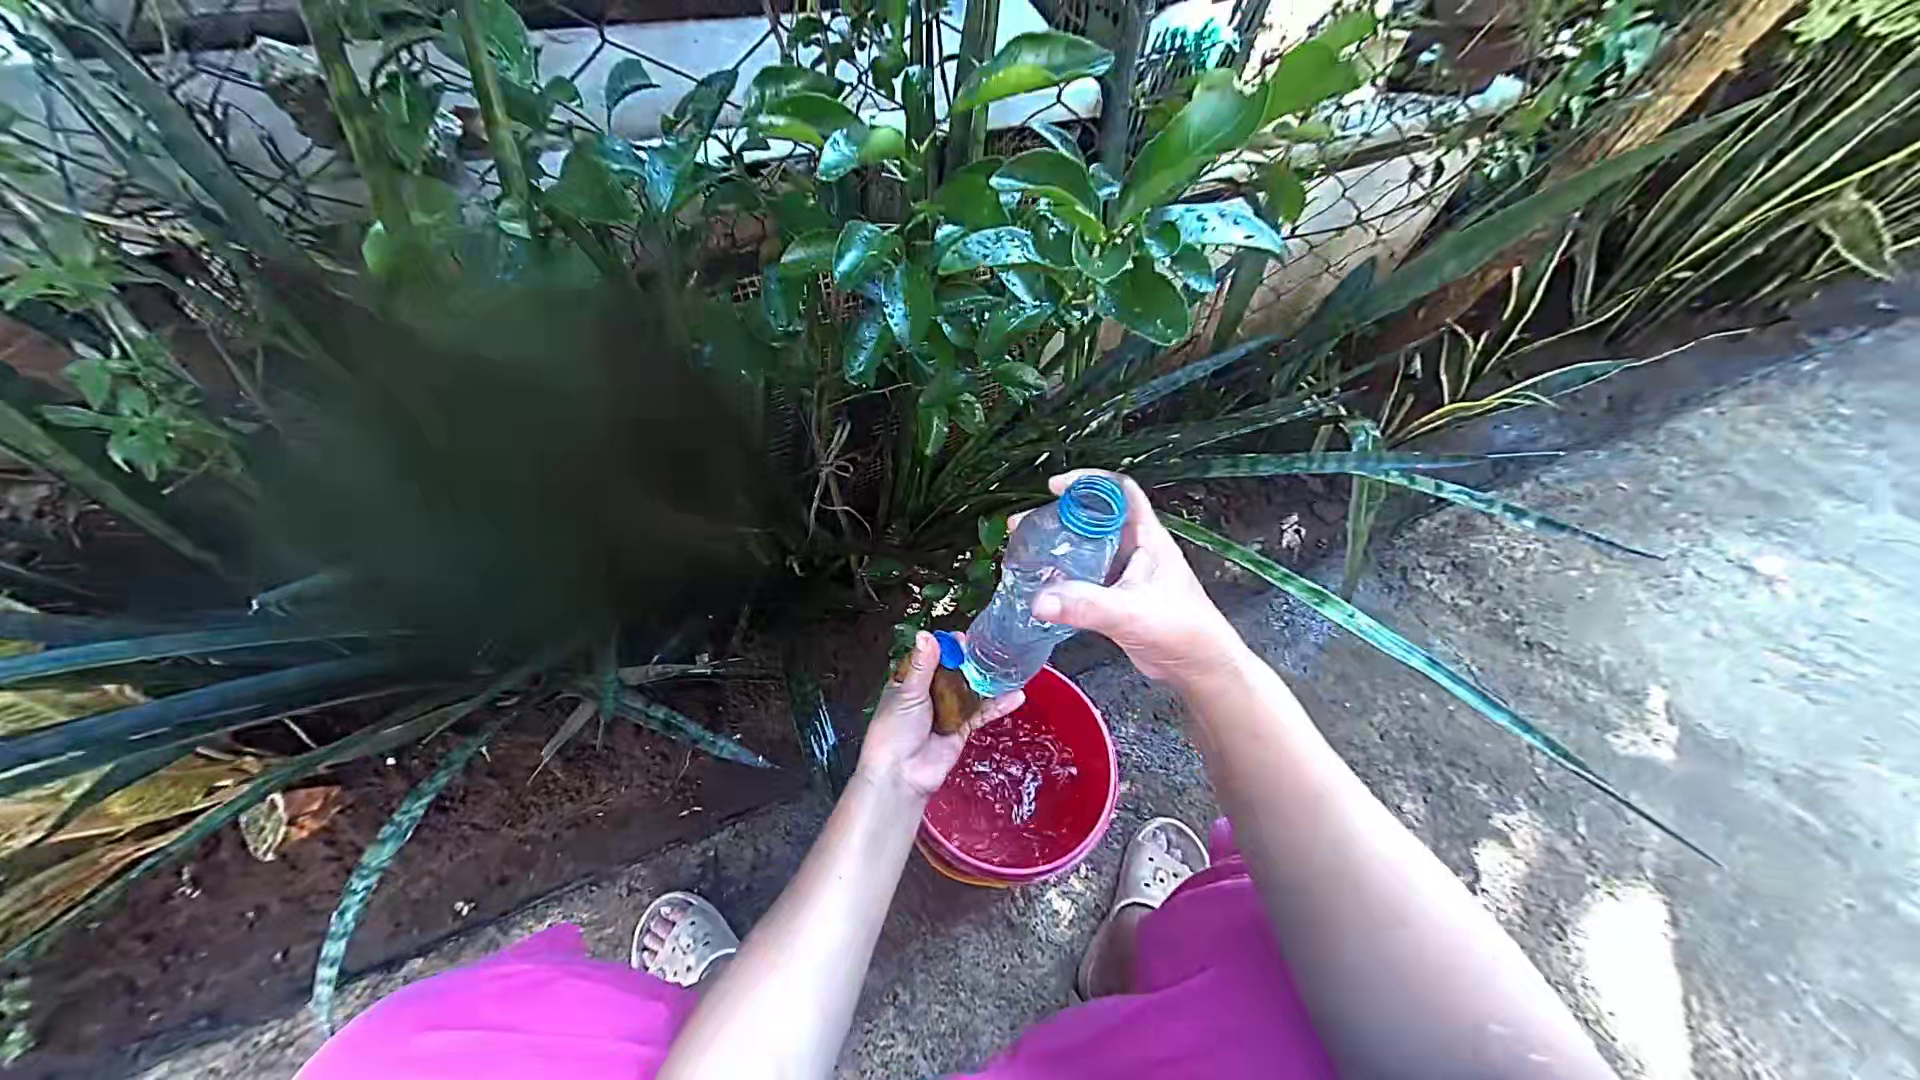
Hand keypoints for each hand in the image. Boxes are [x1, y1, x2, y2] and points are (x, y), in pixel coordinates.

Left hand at [854, 631, 1023, 799]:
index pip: (930, 658)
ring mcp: (947, 712)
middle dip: (970, 661)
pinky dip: (998, 705)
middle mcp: (929, 695)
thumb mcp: (908, 693)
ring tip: (1007, 665)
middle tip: (989, 648)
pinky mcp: (962, 729)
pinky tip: (1015, 695)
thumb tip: (926, 635)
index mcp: (909, 683)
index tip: (962, 639)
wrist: (901, 775)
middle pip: (953, 672)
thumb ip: (923, 665)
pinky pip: (981, 713)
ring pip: (970, 691)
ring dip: (987, 680)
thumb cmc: (894, 732)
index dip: (946, 648)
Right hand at [1026, 470, 1245, 687]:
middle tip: (1026, 522)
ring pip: (1085, 547)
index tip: (1055, 487)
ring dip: (1057, 545)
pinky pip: (1083, 575)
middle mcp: (1135, 549)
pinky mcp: (1116, 596)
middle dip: (1058, 515)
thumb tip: (1041, 600)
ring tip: (1025, 548)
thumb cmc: (1185, 632)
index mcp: (1147, 537)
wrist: (1199, 668)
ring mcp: (1125, 573)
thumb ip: (1087, 606)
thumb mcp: (1132, 612)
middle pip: (1093, 517)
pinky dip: (1061, 574)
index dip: (1087, 482)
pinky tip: (1042, 583)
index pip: (1118, 491)